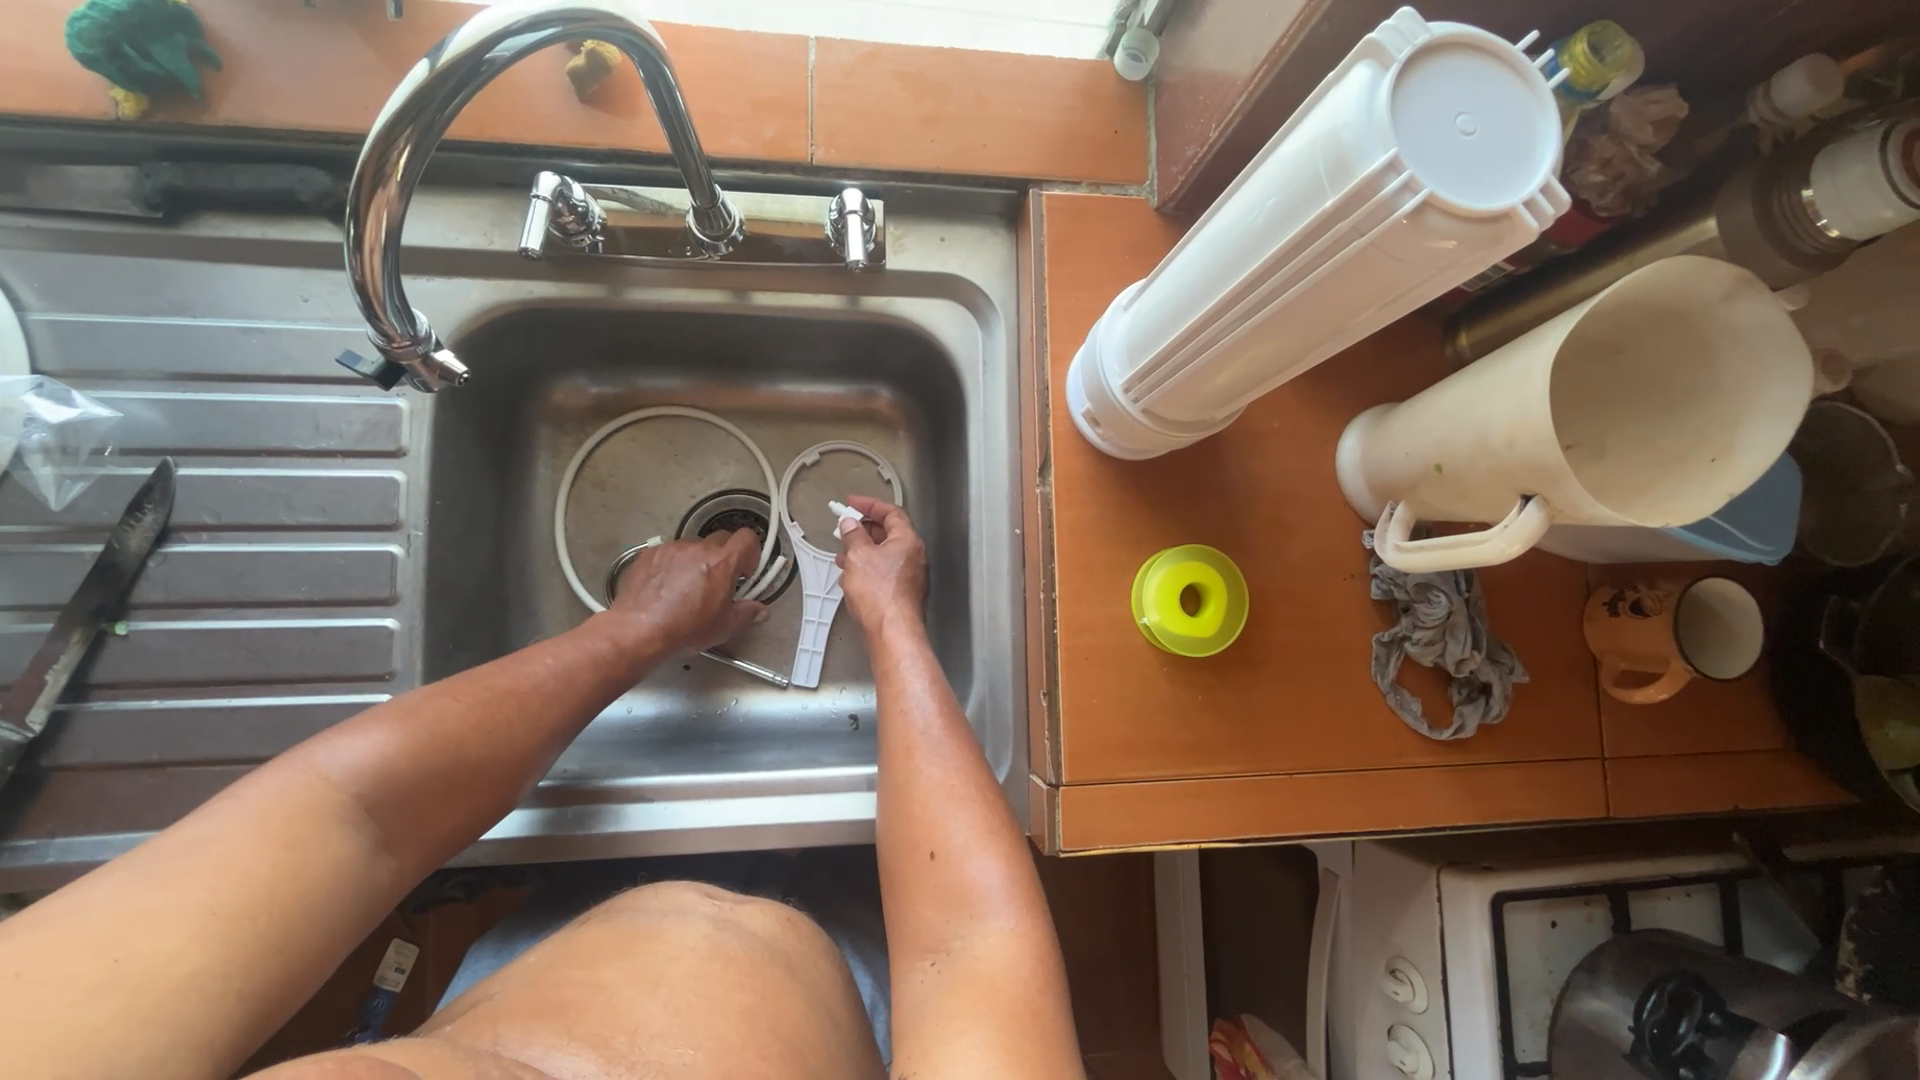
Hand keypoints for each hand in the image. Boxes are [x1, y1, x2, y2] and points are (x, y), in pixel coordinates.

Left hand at [606, 530, 766, 654]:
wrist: (638, 631)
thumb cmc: (684, 629)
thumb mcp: (724, 627)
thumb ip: (747, 614)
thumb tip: (760, 611)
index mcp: (722, 562)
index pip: (747, 538)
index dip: (751, 552)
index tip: (745, 570)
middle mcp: (698, 548)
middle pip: (720, 539)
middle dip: (724, 556)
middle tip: (719, 579)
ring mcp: (671, 549)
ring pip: (693, 546)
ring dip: (696, 560)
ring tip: (688, 585)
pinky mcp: (649, 554)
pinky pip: (669, 552)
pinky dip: (673, 564)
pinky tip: (666, 586)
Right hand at [835, 495, 926, 635]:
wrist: (892, 631)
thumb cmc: (880, 594)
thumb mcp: (858, 555)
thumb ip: (853, 535)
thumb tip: (850, 524)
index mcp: (908, 540)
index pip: (891, 513)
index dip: (870, 505)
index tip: (853, 503)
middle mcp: (914, 556)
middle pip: (889, 533)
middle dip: (864, 529)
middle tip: (845, 527)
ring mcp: (911, 576)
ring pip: (885, 555)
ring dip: (863, 550)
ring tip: (843, 552)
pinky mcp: (903, 593)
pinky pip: (884, 573)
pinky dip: (868, 568)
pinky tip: (852, 576)